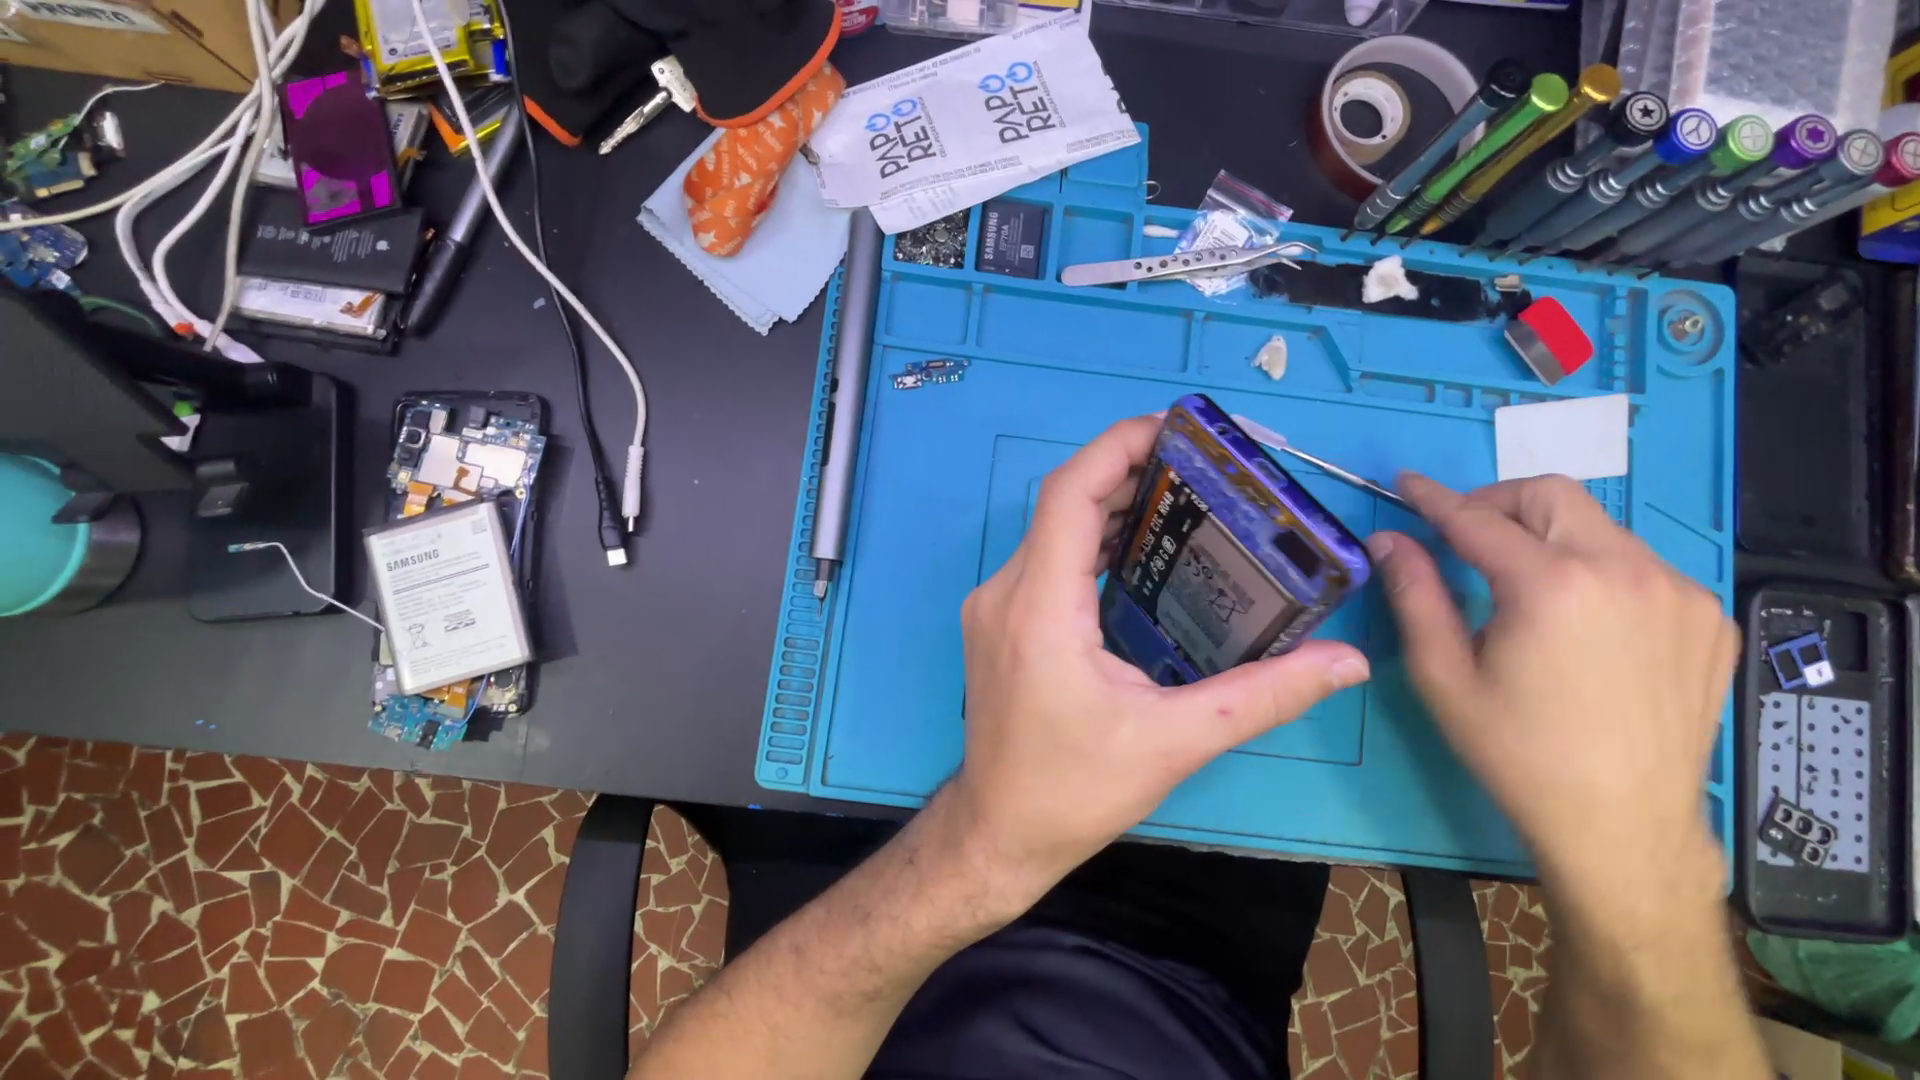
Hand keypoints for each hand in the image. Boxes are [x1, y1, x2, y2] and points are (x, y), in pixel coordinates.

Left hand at [945, 416, 1370, 909]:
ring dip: (1111, 508)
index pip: (1071, 493)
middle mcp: (1005, 592)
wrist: (997, 831)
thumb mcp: (1175, 743)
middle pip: (1064, 503)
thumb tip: (1348, 662)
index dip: (1119, 446)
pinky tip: (1142, 555)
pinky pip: (1045, 559)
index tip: (1177, 429)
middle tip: (1203, 469)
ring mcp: (994, 606)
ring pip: (1052, 530)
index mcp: (1040, 608)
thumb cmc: (1074, 791)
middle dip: (1130, 472)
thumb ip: (1264, 696)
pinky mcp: (998, 622)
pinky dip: (1091, 542)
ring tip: (1184, 502)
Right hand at [1368, 474, 1737, 896]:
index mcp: (1552, 585)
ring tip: (1521, 585)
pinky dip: (1596, 571)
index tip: (1407, 484)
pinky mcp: (1708, 618)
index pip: (1479, 518)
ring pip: (1599, 528)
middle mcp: (1625, 571)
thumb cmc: (1514, 750)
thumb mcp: (1442, 674)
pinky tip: (1579, 620)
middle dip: (1498, 502)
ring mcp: (1678, 593)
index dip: (1434, 498)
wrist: (1620, 822)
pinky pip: (1640, 566)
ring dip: (1548, 537)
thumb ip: (1415, 594)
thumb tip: (1389, 540)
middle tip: (1463, 535)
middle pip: (1553, 496)